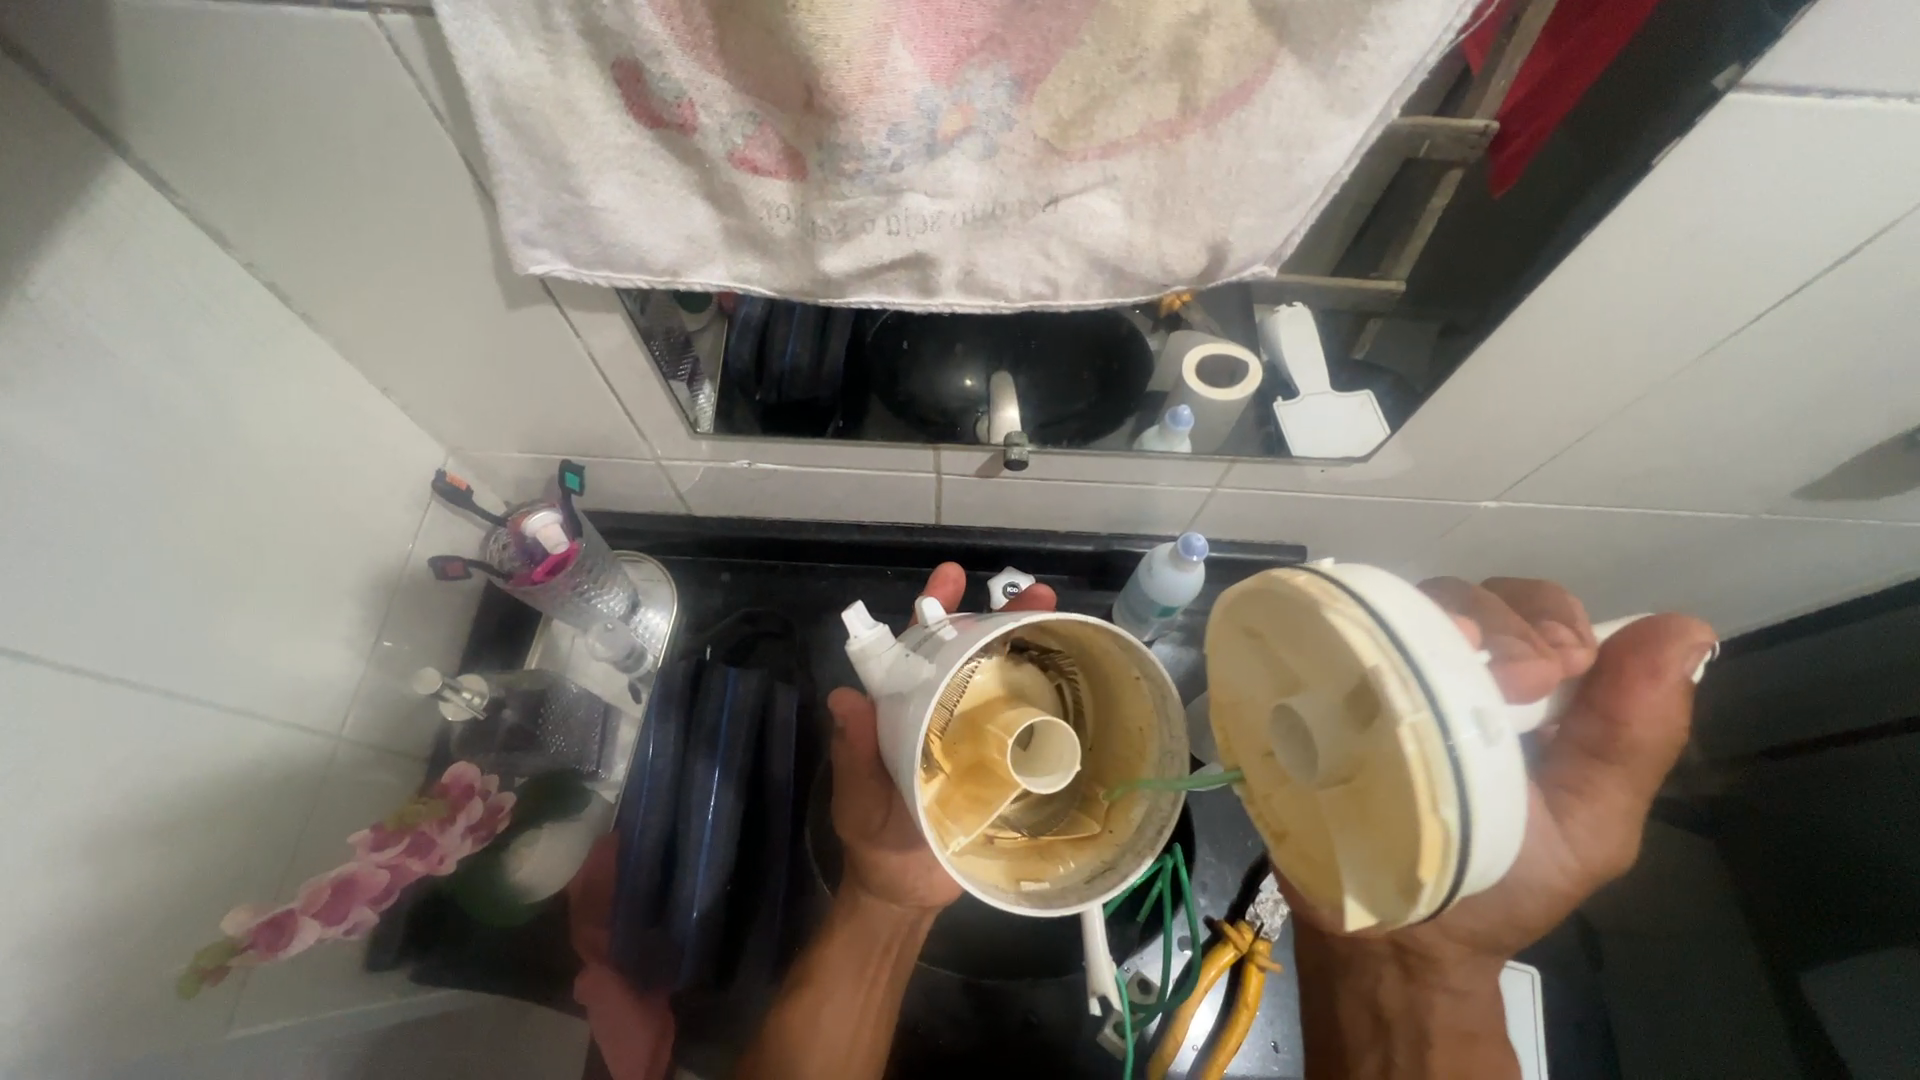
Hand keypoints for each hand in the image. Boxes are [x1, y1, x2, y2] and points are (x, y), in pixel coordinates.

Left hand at [825, 562, 1058, 911]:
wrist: (905, 893)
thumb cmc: (873, 839)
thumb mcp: (857, 796)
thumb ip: (852, 752)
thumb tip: (843, 698)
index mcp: (902, 709)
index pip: (918, 647)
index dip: (935, 608)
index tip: (954, 577)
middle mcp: (941, 713)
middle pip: (969, 654)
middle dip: (998, 618)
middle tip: (1034, 594)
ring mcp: (977, 739)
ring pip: (1003, 682)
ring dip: (1030, 650)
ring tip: (1059, 623)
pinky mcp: (1005, 768)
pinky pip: (1027, 728)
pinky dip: (1048, 704)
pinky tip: (1074, 685)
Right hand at [1302, 576, 1717, 969]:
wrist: (1388, 934)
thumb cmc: (1494, 884)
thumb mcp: (1586, 826)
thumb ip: (1634, 737)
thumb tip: (1686, 629)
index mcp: (1526, 696)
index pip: (1540, 611)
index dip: (1550, 621)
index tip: (1553, 672)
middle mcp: (1452, 674)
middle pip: (1471, 597)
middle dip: (1501, 624)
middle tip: (1506, 685)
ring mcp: (1381, 678)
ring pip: (1404, 606)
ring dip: (1431, 624)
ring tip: (1435, 682)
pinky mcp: (1324, 689)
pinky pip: (1338, 636)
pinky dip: (1358, 632)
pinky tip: (1370, 664)